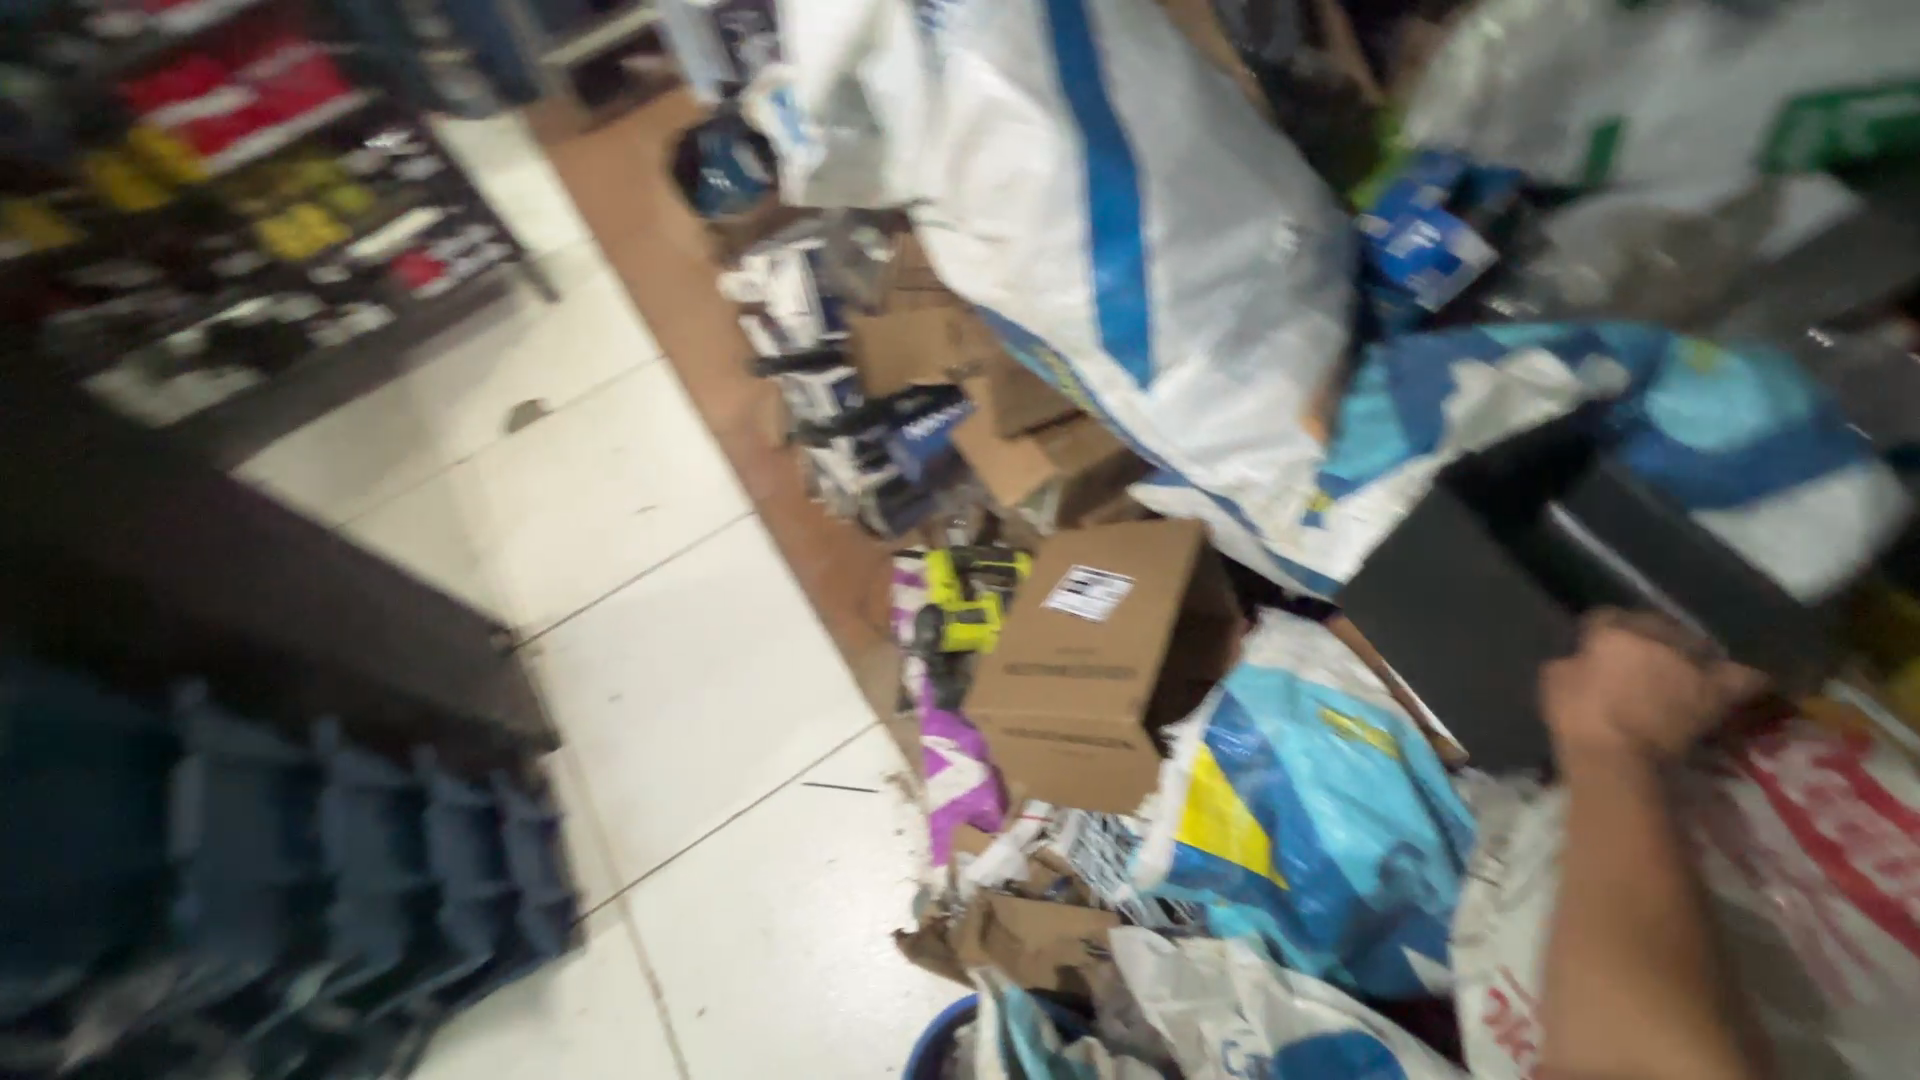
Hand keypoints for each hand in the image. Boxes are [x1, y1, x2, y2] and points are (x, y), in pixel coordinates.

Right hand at [1541, 610, 1767, 766]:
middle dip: (1644, 633)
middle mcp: (1657, 638)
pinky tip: (1724, 678)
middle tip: (1633, 652)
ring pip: (1696, 643)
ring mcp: (1692, 663)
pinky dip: (1736, 675)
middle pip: (1655, 622)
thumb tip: (1587, 656)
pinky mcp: (1718, 691)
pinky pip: (1744, 676)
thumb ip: (1576, 657)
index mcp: (1613, 632)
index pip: (1607, 615)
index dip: (1599, 629)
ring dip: (1684, 650)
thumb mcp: (1554, 677)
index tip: (1592, 642)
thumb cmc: (1575, 714)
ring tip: (1677, 663)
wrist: (1616, 754)